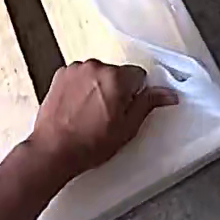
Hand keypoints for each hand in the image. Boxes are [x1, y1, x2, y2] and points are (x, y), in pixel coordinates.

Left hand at [21, 60, 176, 183]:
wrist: (52, 152)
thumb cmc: (88, 144)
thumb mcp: (127, 128)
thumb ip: (149, 104)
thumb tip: (168, 94)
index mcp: (117, 78)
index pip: (138, 75)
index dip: (134, 94)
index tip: (125, 109)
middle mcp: (97, 67)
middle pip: (118, 73)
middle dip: (116, 89)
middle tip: (106, 115)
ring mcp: (77, 70)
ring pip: (99, 74)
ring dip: (97, 87)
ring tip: (89, 113)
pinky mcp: (61, 75)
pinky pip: (81, 75)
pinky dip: (81, 87)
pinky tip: (77, 107)